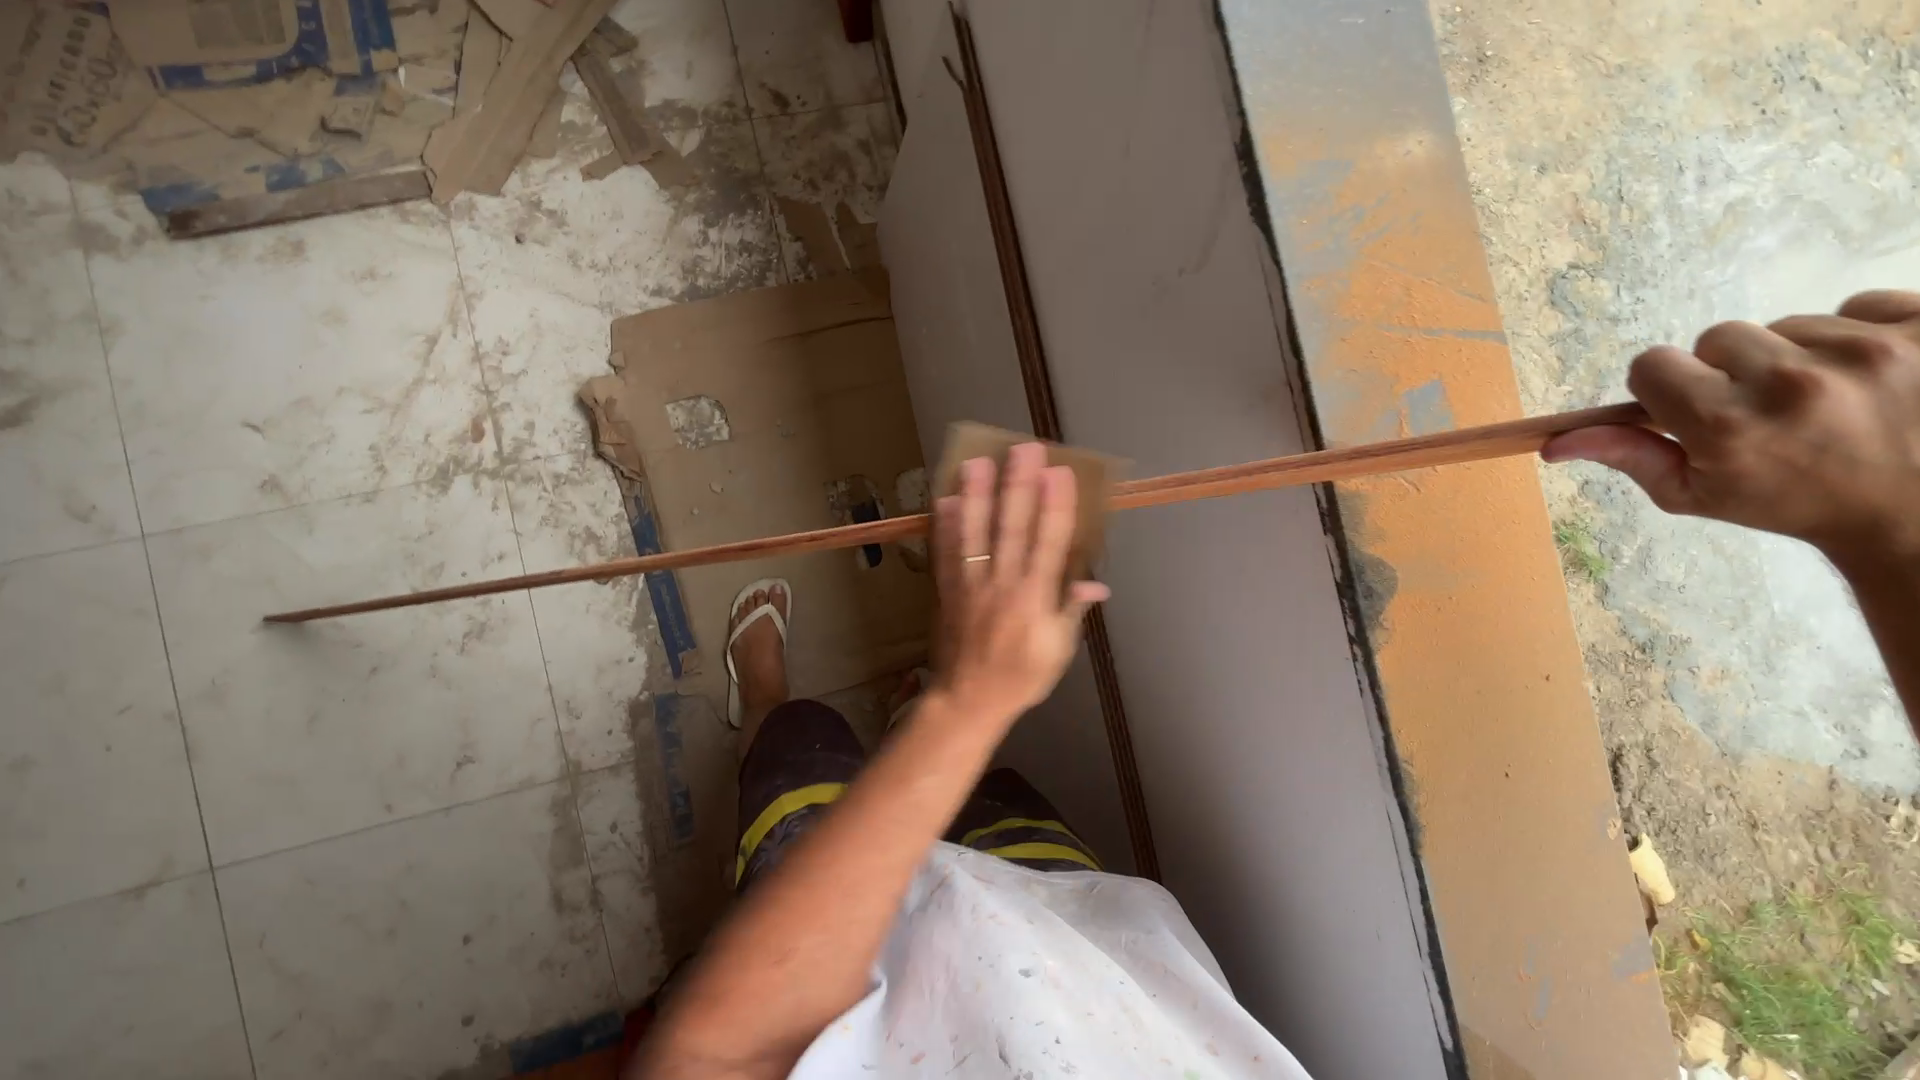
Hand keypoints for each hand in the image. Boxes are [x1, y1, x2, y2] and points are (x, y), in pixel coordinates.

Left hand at [929, 442, 1110, 723]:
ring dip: (977, 496)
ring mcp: (970, 586)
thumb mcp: (1058, 650)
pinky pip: (946, 554)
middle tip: (1023, 449)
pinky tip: (946, 499)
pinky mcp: (947, 591)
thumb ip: (1071, 609)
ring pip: (974, 534)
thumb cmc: (1021, 676)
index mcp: (1034, 600)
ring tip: (978, 462)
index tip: (1059, 473)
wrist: (969, 700)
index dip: (1055, 507)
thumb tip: (1094, 582)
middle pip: (1011, 528)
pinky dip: (946, 527)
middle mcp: (1002, 586)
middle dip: (1018, 487)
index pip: (1048, 544)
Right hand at [1542, 290, 1919, 563]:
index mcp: (1726, 424)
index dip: (1665, 386)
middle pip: (1718, 337)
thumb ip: (1628, 457)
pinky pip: (1862, 305)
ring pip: (1790, 324)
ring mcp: (1868, 351)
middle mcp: (1791, 382)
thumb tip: (1557, 443)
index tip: (1693, 407)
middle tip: (1766, 409)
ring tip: (1827, 397)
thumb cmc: (1795, 503)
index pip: (1652, 364)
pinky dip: (1863, 334)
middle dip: (1730, 368)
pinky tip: (1876, 375)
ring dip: (1797, 354)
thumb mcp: (1696, 494)